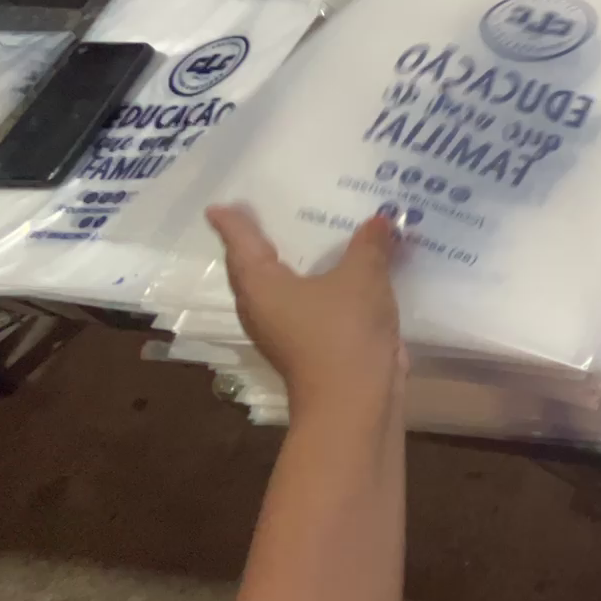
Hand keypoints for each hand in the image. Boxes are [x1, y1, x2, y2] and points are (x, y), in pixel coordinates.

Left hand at [205, 205, 405, 415]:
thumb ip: (370, 244)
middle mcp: (266, 307)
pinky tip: (348, 276)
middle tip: (266, 216)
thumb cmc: (342, 327)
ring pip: (289, 287)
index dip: (235, 225)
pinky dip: (326, 283)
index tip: (221, 207)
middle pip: (258, 269)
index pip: (244, 247)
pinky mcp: (315, 342)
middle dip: (261, 244)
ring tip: (313, 241)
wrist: (355, 394)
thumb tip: (380, 218)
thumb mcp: (362, 275)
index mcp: (263, 287)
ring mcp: (289, 329)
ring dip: (298, 265)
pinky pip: (316, 301)